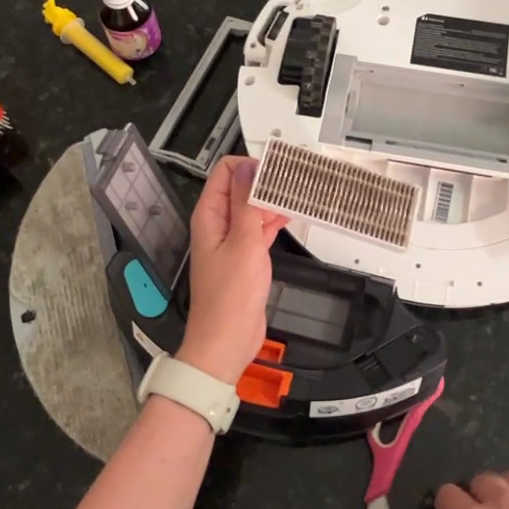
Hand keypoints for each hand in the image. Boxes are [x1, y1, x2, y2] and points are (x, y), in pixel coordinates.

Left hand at [179, 157, 290, 384]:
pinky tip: (291, 216)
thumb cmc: (229, 299)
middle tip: (295, 180)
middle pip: (241, 187)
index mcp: (209, 216)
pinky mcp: (245, 256)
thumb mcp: (243, 244)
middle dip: (265, 180)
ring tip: (298, 193)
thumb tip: (249, 168)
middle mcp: (217, 224)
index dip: (252, 166)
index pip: (226, 172)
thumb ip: (247, 204)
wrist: (226, 342)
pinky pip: (259, 228)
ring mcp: (231, 240)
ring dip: (272, 200)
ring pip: (252, 208)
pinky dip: (273, 220)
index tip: (278, 170)